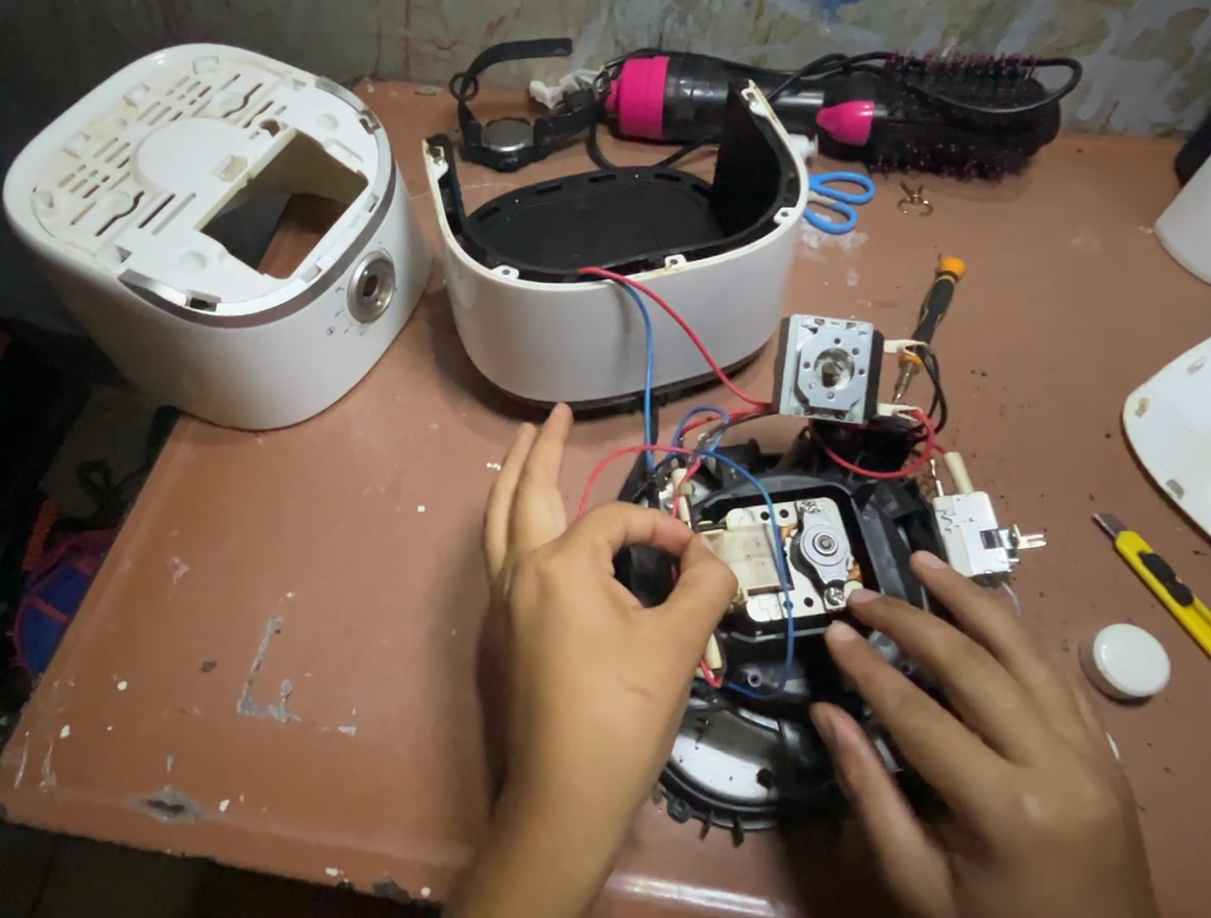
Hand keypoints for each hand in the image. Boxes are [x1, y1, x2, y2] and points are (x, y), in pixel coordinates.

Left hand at [455, 405, 737, 917]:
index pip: (615, 522)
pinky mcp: (502, 631)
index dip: (660, 531)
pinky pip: (502, 557)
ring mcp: (502, 603)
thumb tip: (712, 561)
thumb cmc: (621, 714)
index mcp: (559, 566)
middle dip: (539, 449)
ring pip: (498, 524)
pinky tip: (529, 528)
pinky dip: (511, 524)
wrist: (565, 795)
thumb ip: (703, 587)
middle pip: (523, 493)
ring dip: (513, 481)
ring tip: (524, 449)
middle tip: (553, 414)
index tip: (694, 559)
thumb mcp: (676, 644)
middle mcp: (520, 573)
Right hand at [812, 551, 1157, 917]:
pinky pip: (1057, 673)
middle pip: (975, 665)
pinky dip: (1015, 633)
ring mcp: (1094, 754)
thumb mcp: (917, 880)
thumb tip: (826, 713)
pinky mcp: (1108, 752)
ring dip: (971, 600)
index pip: (919, 714)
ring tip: (927, 562)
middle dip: (911, 621)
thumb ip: (868, 790)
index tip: (834, 630)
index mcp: (1007, 809)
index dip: (868, 668)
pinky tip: (983, 608)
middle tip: (864, 594)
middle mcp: (1059, 765)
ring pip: (1026, 651)